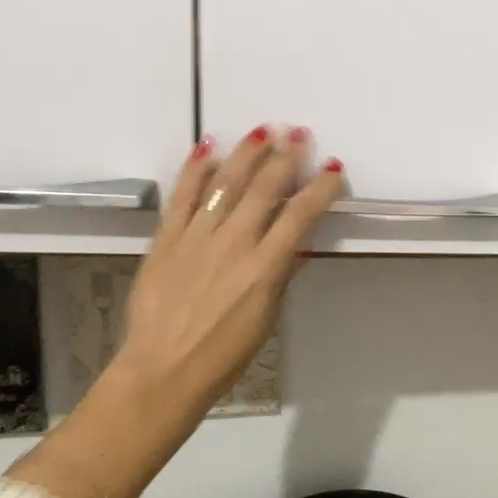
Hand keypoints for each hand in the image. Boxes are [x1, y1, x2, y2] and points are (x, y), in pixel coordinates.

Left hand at [7, 126, 342, 497]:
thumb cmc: (224, 355)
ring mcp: (196, 237)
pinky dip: (194, 169)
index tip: (332, 168)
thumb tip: (296, 245)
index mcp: (264, 268)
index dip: (319, 189)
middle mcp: (233, 243)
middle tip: (299, 133)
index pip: (299, 216)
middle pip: (264, 190)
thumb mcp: (265, 319)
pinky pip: (183, 196)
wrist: (164, 369)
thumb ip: (279, 277)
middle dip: (285, 158)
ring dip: (246, 153)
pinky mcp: (167, 239)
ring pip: (224, 183)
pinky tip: (207, 147)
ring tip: (263, 129)